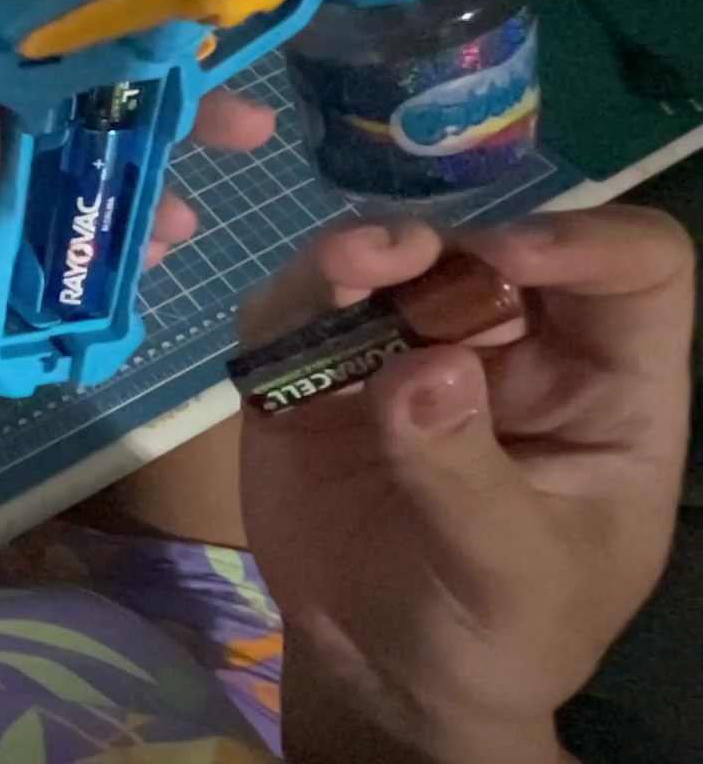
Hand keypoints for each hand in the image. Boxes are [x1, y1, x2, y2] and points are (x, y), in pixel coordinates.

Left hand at [0, 53, 274, 492]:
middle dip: (108, 124)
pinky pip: (16, 223)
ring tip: (184, 223)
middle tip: (230, 129)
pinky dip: (72, 234)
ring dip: (101, 187)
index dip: (58, 56)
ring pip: (24, 172)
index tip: (156, 56)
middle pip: (10, 116)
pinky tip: (140, 254)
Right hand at [237, 208, 693, 761]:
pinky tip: (275, 339)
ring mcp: (384, 360)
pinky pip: (283, 322)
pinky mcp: (302, 379)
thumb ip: (466, 475)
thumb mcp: (507, 574)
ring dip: (341, 260)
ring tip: (329, 272)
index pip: (625, 274)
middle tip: (374, 258)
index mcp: (591, 388)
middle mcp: (490, 353)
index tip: (496, 258)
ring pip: (364, 274)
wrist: (373, 658)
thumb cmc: (487, 629)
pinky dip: (277, 312)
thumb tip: (423, 369)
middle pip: (471, 255)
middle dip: (426, 244)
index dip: (575, 242)